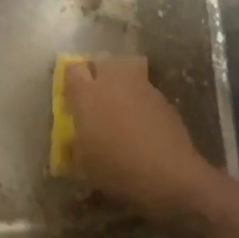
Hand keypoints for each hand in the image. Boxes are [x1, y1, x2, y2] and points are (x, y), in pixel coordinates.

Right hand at [63, 55, 215, 217]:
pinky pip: (146, 90)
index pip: (73, 70)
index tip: (70, 94)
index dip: (70, 80)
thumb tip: (77, 135)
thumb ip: (76, 140)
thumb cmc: (115, 169)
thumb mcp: (83, 160)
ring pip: (128, 70)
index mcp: (87, 95)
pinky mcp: (164, 100)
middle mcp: (114, 83)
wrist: (167, 175)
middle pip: (103, 61)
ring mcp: (143, 89)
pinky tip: (140, 121)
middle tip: (94, 92)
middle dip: (97, 71)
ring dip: (121, 81)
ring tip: (119, 104)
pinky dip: (140, 99)